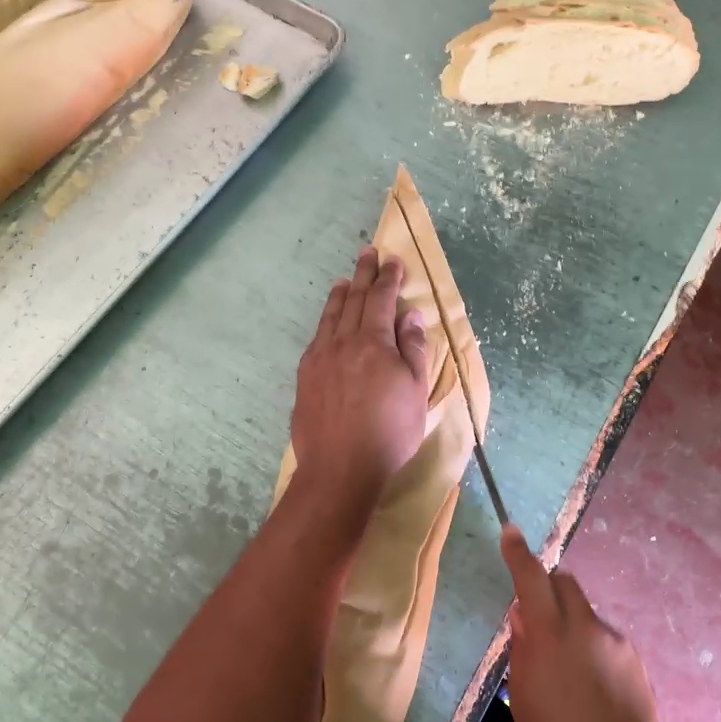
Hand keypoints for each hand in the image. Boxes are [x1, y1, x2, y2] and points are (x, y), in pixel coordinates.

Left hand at [290, 248, 432, 501]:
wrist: (339, 468)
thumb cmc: (388, 432)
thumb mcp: (415, 392)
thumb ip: (412, 350)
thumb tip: (409, 316)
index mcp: (373, 342)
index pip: (380, 299)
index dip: (388, 278)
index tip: (393, 261)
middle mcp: (342, 342)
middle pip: (353, 300)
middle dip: (363, 275)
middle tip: (367, 254)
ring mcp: (319, 359)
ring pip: (330, 317)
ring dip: (340, 295)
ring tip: (345, 281)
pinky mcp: (305, 377)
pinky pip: (317, 338)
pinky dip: (325, 322)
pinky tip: (328, 324)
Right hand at [499, 524, 662, 721]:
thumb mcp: (523, 694)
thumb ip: (523, 648)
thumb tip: (523, 616)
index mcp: (551, 632)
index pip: (531, 577)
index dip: (519, 553)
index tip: (511, 531)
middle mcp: (585, 626)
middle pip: (566, 584)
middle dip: (550, 589)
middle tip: (538, 613)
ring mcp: (615, 642)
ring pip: (587, 615)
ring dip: (572, 624)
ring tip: (567, 667)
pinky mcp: (635, 661)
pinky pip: (606, 641)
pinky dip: (593, 649)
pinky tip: (592, 686)